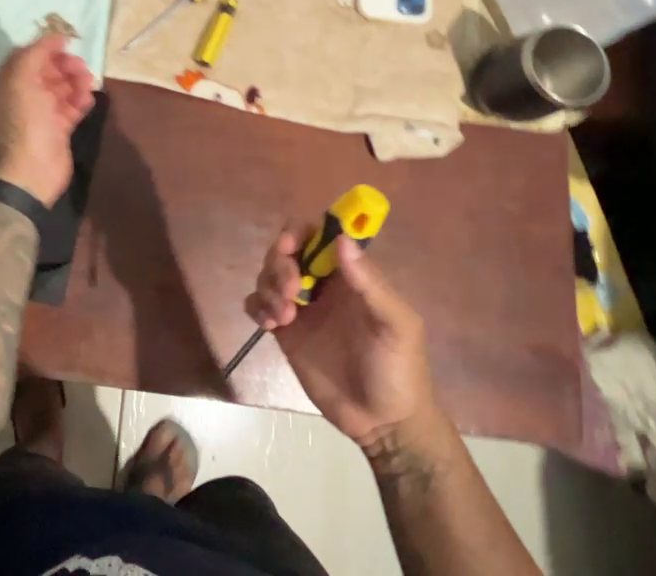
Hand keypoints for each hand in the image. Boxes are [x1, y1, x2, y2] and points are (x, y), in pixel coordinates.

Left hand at [0, 34, 95, 206]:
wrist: (32, 171)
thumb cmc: (25, 121)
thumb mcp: (23, 79)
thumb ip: (36, 53)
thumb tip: (55, 36)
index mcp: (8, 83)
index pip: (27, 57)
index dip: (47, 49)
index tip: (68, 43)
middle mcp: (22, 96)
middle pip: (46, 72)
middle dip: (65, 65)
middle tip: (81, 67)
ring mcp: (41, 114)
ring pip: (61, 89)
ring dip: (76, 82)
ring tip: (88, 82)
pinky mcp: (57, 129)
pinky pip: (71, 108)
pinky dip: (80, 101)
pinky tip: (88, 99)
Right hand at [244, 233, 438, 458]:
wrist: (382, 423)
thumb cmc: (398, 369)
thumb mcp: (395, 325)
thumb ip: (370, 283)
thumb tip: (342, 240)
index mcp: (352, 275)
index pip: (319, 235)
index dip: (300, 232)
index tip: (291, 246)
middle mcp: (323, 285)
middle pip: (286, 251)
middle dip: (279, 263)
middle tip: (289, 292)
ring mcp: (302, 308)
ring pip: (268, 275)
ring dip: (268, 286)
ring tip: (283, 317)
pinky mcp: (286, 332)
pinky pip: (258, 305)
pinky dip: (257, 307)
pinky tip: (271, 326)